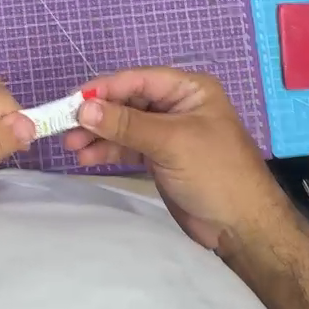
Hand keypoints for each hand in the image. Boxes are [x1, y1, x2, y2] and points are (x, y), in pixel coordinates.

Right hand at [62, 68, 281, 252]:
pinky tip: (87, 158)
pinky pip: (126, 146)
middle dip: (97, 115)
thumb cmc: (215, 173)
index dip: (104, 89)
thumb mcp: (170, 142)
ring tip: (71, 147)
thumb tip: (83, 109)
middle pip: (127, 101)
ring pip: (123, 125)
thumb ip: (126, 124)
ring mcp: (167, 132)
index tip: (72, 103)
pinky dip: (107, 151)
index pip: (137, 80)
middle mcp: (176, 105)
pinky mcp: (159, 157)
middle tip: (66, 128)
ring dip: (97, 134)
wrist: (243, 228)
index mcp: (188, 89)